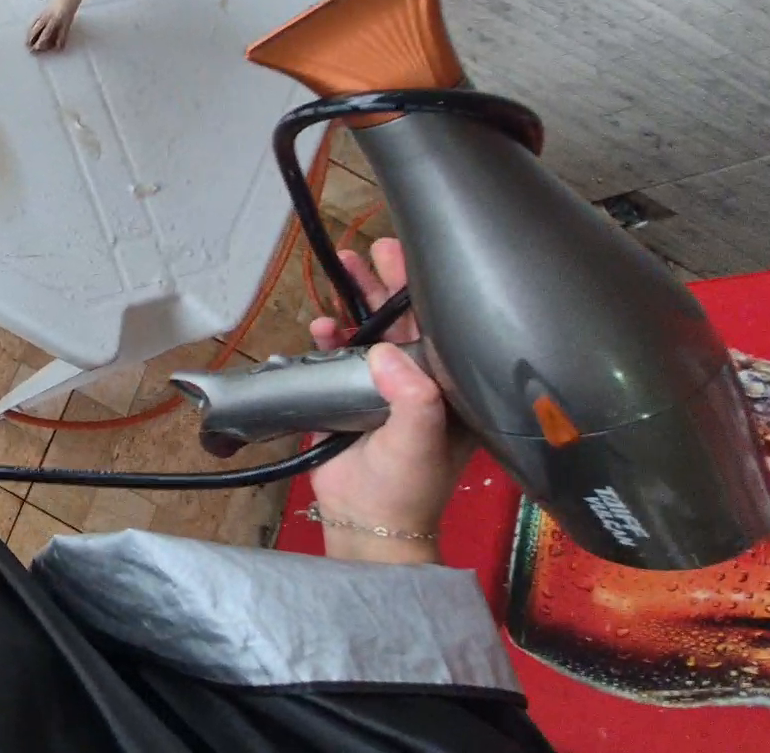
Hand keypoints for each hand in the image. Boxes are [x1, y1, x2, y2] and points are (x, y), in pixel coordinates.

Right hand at [306, 239, 472, 563]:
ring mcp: (381, 389)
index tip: (408, 260)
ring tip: (341, 273)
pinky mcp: (346, 396)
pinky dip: (327, 340)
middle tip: (372, 251)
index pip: (440, 332)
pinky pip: (335, 358)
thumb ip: (412, 402)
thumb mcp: (417, 444)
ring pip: (368, 336)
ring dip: (353, 306)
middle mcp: (419, 384)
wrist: (364, 518)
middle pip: (402, 325)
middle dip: (386, 288)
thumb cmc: (404, 487)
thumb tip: (383, 354)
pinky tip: (320, 327)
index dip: (424, 295)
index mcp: (449, 392)